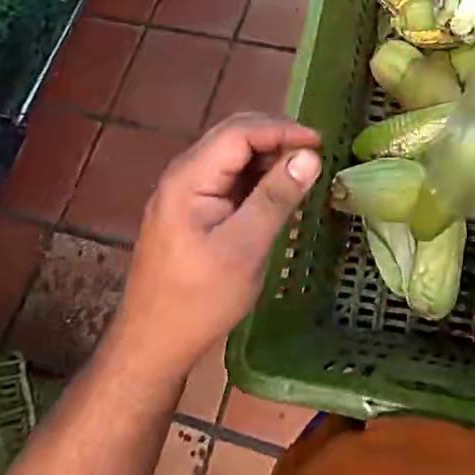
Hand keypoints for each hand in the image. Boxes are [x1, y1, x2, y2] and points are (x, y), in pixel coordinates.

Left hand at [113, 113, 321, 374]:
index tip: (320, 144)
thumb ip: (276, 197)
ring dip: (269, 156)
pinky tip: (279, 193)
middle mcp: (183, 174)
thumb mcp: (245, 248)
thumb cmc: (199, 299)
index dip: (282, 130)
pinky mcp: (192, 208)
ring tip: (303, 174)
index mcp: (189, 178)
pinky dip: (258, 177)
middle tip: (315, 155)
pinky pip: (229, 177)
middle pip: (234, 135)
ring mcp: (185, 191)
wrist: (153, 344)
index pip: (239, 132)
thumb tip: (310, 155)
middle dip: (277, 137)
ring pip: (233, 155)